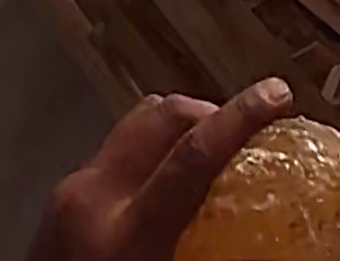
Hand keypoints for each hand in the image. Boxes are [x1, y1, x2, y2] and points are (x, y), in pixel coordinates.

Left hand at [29, 78, 293, 260]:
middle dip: (211, 111)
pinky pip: (119, 145)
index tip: (277, 94)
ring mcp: (72, 188)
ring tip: (208, 149)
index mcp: (125, 238)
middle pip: (166, 115)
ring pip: (140, 118)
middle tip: (245, 133)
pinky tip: (166, 176)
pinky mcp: (62, 192)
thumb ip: (213, 253)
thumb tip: (265, 234)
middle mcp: (94, 197)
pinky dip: (152, 145)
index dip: (241, 117)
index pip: (192, 154)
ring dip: (180, 122)